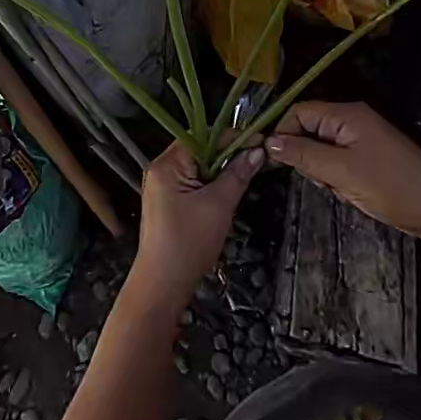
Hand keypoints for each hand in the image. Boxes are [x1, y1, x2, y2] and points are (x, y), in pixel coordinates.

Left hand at [130, 141, 263, 308]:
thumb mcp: (219, 204)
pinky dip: (211, 184)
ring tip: (245, 174)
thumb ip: (238, 174)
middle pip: (199, 149)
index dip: (232, 137)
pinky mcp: (167, 202)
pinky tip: (227, 192)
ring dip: (221, 170)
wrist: (163, 283)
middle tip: (256, 159)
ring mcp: (162, 186)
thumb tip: (257, 151)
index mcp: (167, 164)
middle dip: (227, 154)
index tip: (260, 142)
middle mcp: (160, 169)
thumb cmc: (188, 242)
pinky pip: (192, 182)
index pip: (202, 136)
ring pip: (197, 167)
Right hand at [264, 101, 420, 240]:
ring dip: (321, 171)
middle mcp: (351, 121)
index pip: (298, 112)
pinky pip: (335, 163)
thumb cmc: (390, 186)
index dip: (282, 133)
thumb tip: (267, 142)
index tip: (271, 160)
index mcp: (346, 115)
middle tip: (321, 178)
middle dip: (305, 156)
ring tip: (340, 187)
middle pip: (307, 130)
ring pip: (319, 150)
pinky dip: (335, 179)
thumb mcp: (340, 171)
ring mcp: (360, 140)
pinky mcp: (366, 159)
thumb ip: (301, 154)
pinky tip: (349, 192)